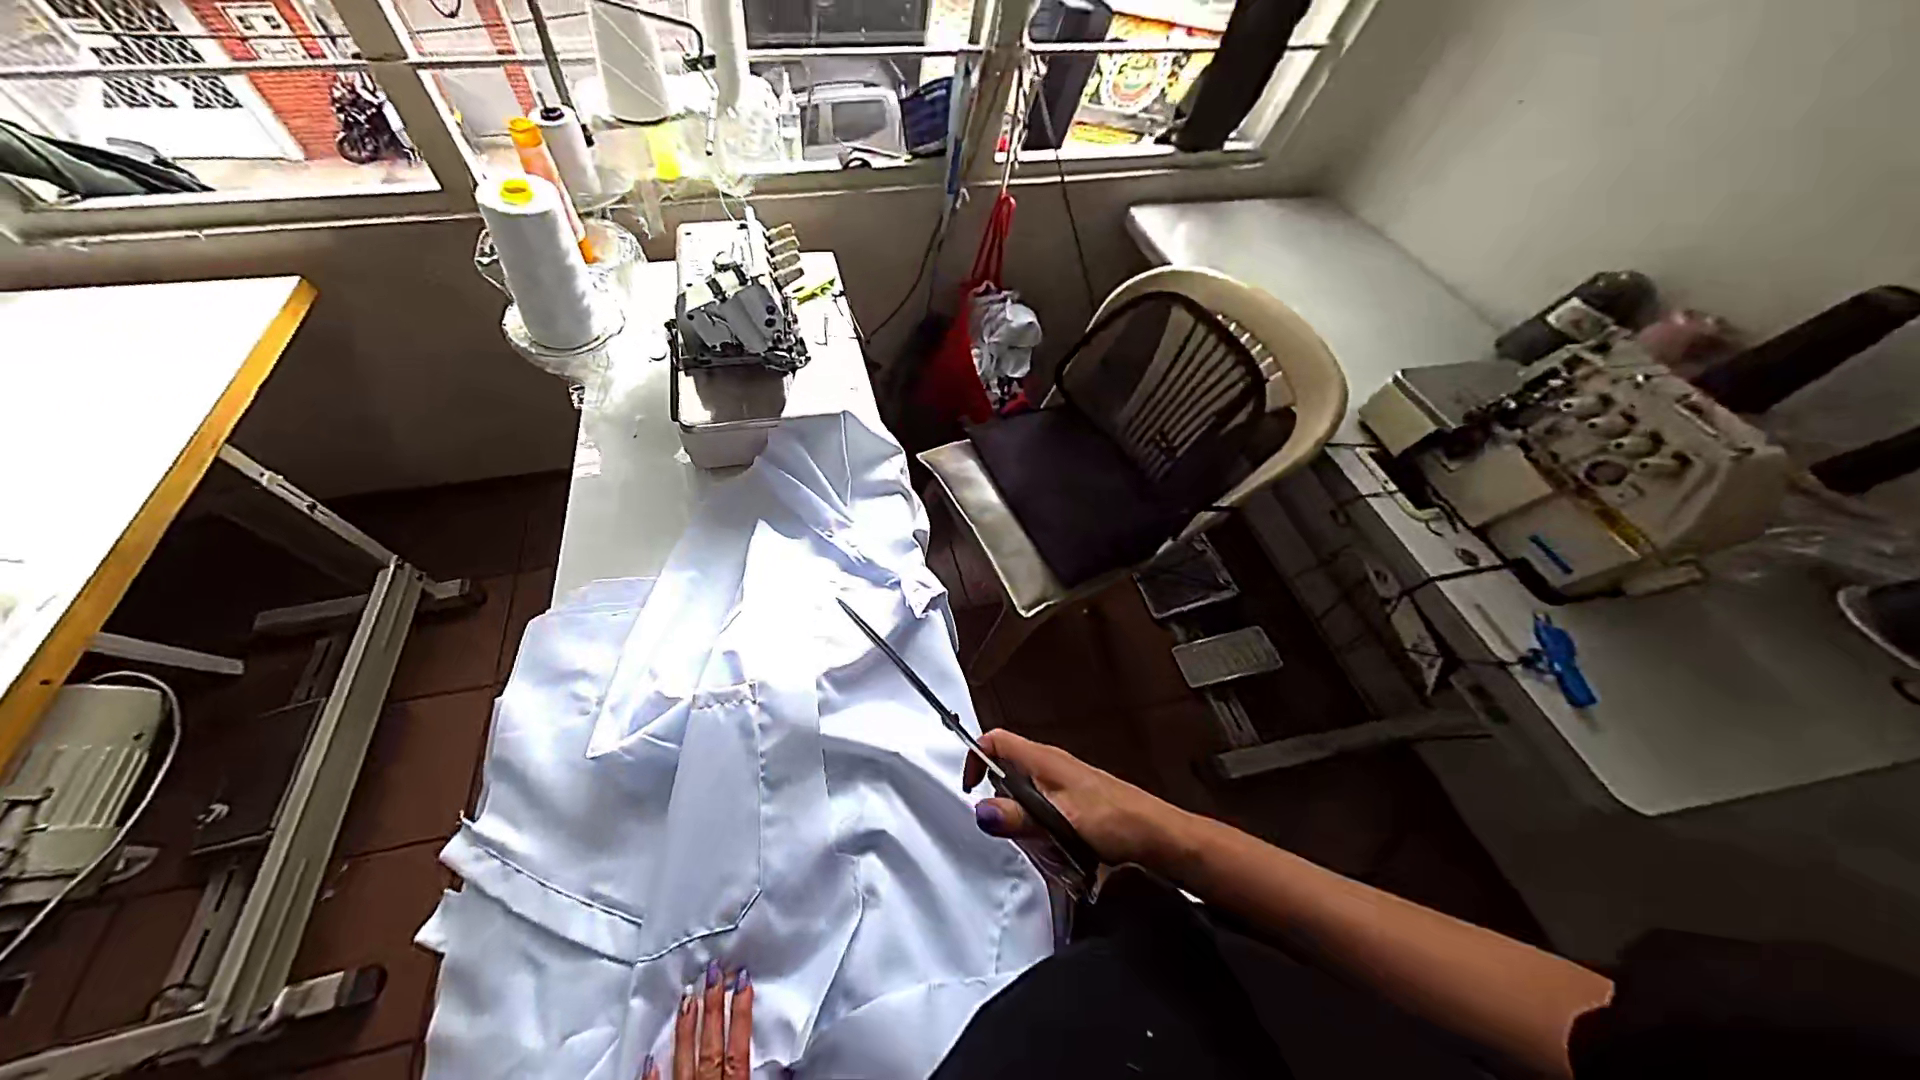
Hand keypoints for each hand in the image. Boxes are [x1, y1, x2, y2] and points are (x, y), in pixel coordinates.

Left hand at [643, 962, 750, 1079]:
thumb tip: (792, 1055)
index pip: (737, 1049)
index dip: (741, 1012)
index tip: (743, 979)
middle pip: (710, 1046)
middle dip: (713, 1006)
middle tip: (713, 970)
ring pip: (684, 1062)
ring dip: (686, 1029)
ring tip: (687, 996)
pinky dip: (651, 1076)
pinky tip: (648, 1058)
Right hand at [963, 729, 1193, 870]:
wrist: (1157, 834)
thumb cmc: (1117, 820)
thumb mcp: (1060, 821)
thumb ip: (1019, 817)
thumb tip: (983, 811)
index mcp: (1043, 760)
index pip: (994, 740)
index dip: (975, 758)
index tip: (972, 788)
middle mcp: (1051, 765)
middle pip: (1005, 769)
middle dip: (1000, 798)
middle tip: (1011, 824)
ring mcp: (1063, 782)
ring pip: (1023, 791)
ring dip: (1022, 816)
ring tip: (1039, 838)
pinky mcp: (1073, 800)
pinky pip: (1041, 806)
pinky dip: (1039, 824)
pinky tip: (1055, 842)